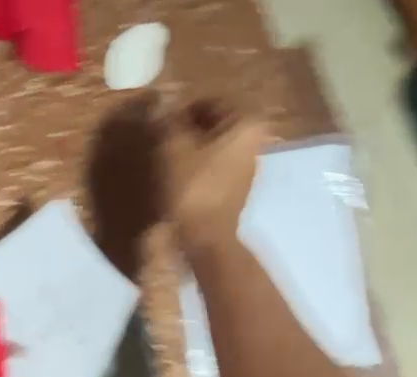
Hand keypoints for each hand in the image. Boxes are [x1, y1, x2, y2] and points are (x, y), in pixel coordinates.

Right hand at [159, 100, 267, 254]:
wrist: (207, 240)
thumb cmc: (192, 189)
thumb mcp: (174, 148)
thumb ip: (168, 119)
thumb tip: (161, 96)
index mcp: (247, 121)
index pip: (211, 99)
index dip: (183, 107)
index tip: (162, 120)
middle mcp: (256, 139)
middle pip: (216, 123)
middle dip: (189, 128)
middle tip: (163, 139)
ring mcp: (250, 166)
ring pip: (216, 146)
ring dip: (194, 149)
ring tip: (169, 160)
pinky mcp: (240, 190)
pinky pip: (217, 168)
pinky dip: (200, 168)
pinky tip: (182, 180)